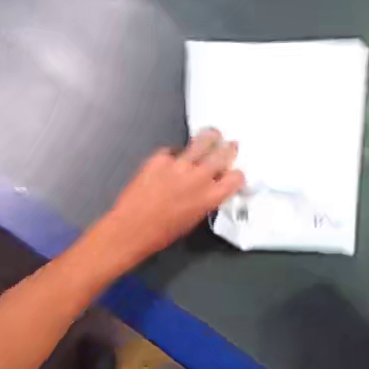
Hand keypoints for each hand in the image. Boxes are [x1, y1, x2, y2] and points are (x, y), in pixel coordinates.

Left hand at [87, 129, 243, 267]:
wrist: (132, 228)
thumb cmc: (162, 233)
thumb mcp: (193, 219)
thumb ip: (206, 199)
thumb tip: (210, 188)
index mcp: (211, 197)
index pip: (236, 177)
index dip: (236, 175)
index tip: (233, 174)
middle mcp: (199, 177)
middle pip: (224, 153)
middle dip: (229, 150)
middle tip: (229, 146)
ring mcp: (179, 164)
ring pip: (203, 141)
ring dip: (211, 138)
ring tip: (213, 135)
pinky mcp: (160, 158)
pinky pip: (174, 150)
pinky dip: (177, 153)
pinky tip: (175, 158)